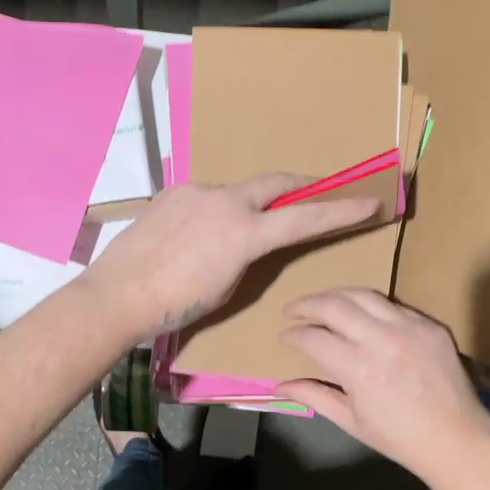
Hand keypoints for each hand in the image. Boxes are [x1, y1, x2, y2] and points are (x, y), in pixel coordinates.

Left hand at [81, 175, 379, 340]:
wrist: (118, 295)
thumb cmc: (175, 306)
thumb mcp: (227, 290)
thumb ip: (247, 258)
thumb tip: (246, 242)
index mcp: (244, 233)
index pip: (305, 218)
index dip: (341, 211)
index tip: (371, 202)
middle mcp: (224, 201)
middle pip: (277, 183)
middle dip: (302, 187)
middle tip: (319, 192)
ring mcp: (195, 192)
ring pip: (236, 192)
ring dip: (249, 204)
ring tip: (240, 230)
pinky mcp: (171, 194)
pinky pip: (205, 198)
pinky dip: (214, 212)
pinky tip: (199, 236)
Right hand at [276, 289, 489, 475]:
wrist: (456, 439)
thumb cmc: (398, 438)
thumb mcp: (350, 421)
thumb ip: (313, 395)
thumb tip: (279, 386)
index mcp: (359, 369)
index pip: (314, 337)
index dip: (293, 335)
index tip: (284, 337)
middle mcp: (383, 339)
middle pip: (335, 305)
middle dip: (307, 304)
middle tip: (292, 309)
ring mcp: (411, 327)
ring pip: (365, 295)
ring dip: (336, 295)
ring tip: (321, 303)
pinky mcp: (431, 325)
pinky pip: (393, 305)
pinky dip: (370, 306)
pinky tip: (361, 315)